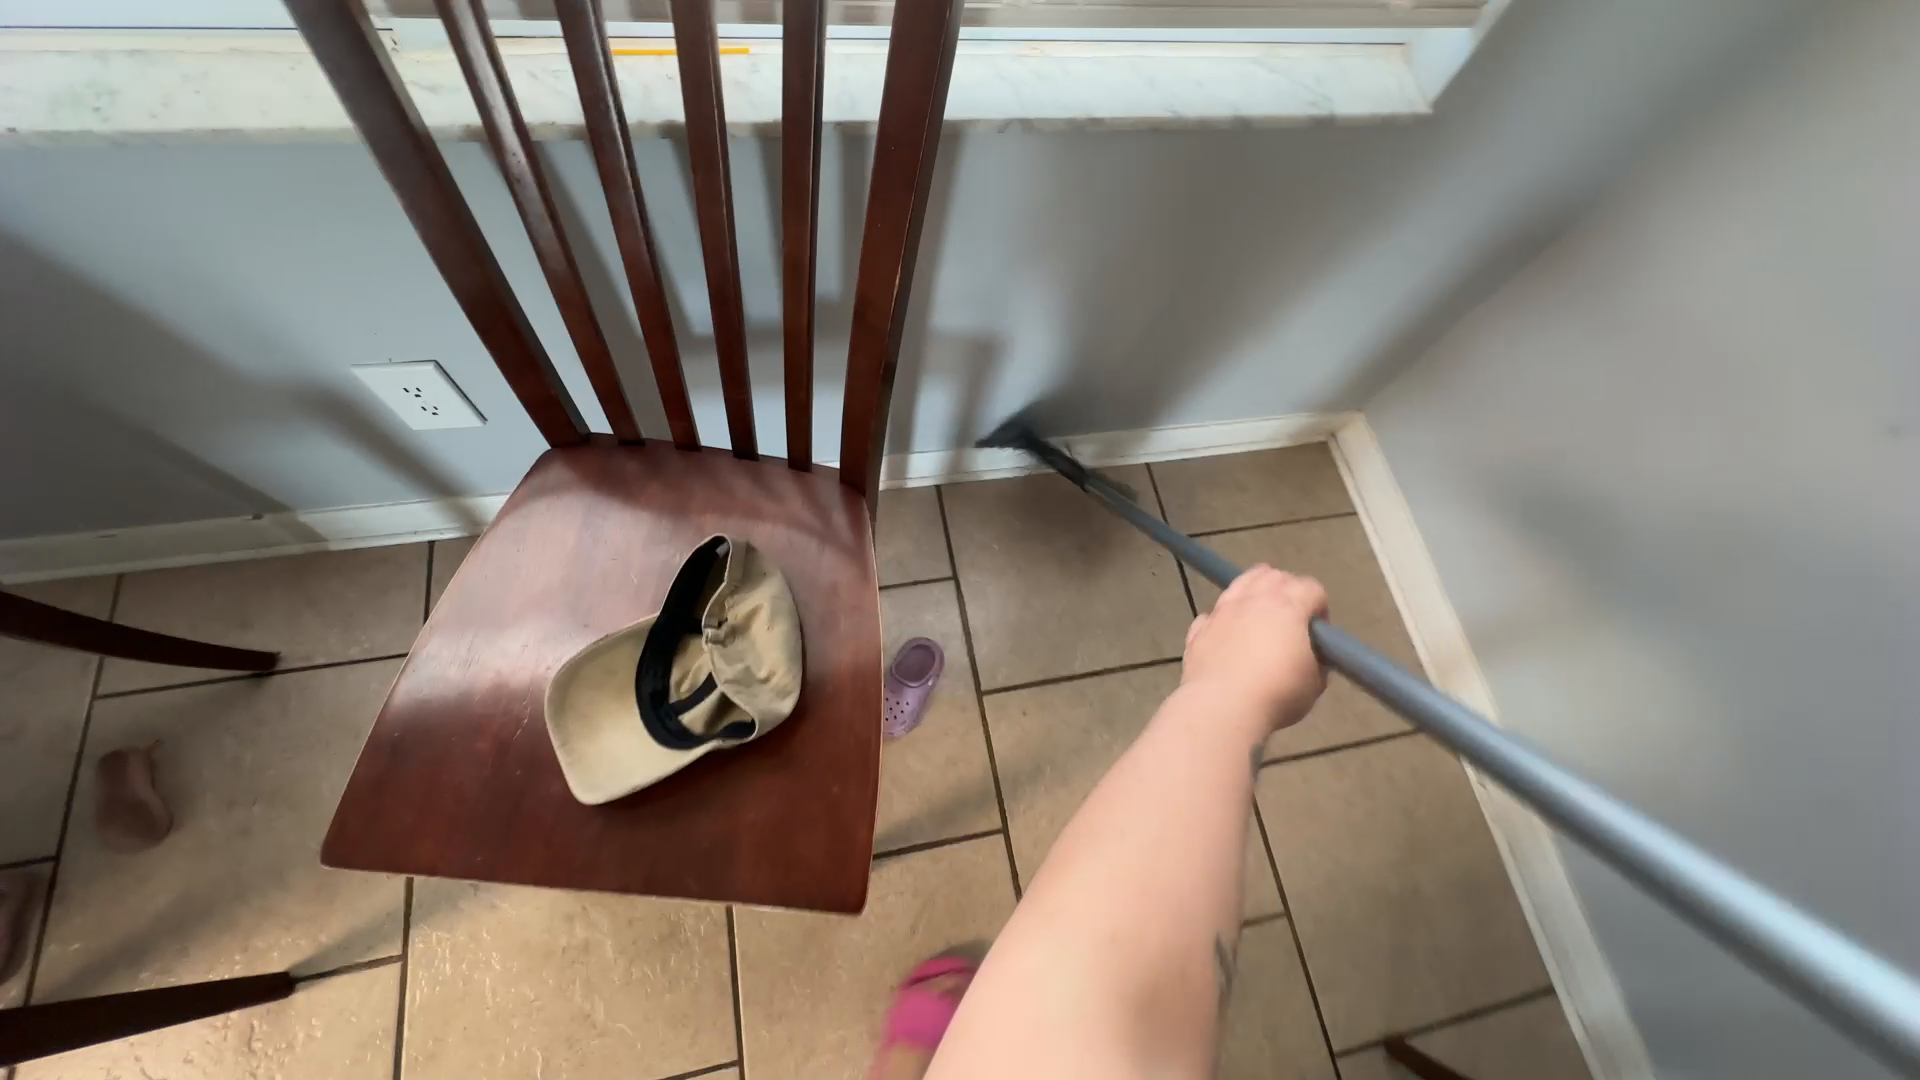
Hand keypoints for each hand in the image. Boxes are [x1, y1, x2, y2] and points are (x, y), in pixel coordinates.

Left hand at [1180, 565, 1329, 734]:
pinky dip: (1222, 619)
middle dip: (1288, 590)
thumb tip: (1309, 655)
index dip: (1319, 607)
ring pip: (1240, 583)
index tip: (1318, 631)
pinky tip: (1226, 634)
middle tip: (1291, 618)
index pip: (1311, 588)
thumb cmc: (1277, 694)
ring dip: (1254, 591)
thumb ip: (1315, 660)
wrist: (1222, 706)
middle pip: (1274, 576)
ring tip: (1259, 614)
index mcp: (1287, 607)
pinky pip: (1213, 613)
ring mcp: (1221, 611)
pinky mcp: (1199, 629)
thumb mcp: (1315, 682)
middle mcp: (1252, 600)